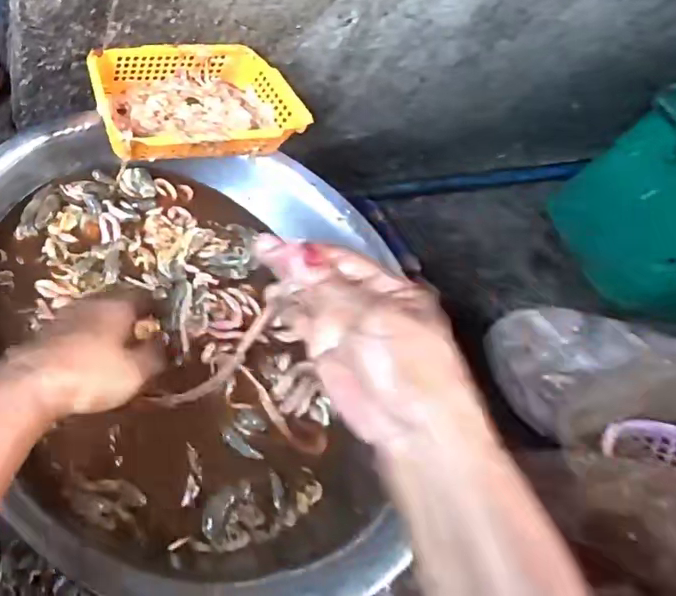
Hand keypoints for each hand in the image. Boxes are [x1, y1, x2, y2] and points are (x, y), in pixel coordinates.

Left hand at [0, 296, 164, 420]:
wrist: (31, 382)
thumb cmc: (91, 374)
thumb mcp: (134, 372)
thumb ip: (154, 356)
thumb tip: (165, 343)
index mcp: (119, 306)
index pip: (145, 298)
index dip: (158, 309)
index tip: (165, 322)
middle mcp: (94, 302)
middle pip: (119, 303)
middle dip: (132, 317)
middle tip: (143, 334)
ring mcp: (68, 314)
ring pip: (96, 315)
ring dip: (107, 327)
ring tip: (116, 346)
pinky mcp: (48, 331)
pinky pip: (77, 329)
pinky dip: (87, 339)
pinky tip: (87, 356)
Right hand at [258, 237, 486, 452]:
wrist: (414, 434)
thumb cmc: (403, 364)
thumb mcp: (366, 315)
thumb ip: (322, 283)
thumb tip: (286, 249)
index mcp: (389, 287)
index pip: (342, 259)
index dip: (310, 252)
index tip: (275, 243)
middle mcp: (367, 303)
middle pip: (323, 277)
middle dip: (295, 267)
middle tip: (261, 252)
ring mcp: (347, 330)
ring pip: (311, 300)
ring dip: (289, 290)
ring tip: (266, 281)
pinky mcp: (328, 356)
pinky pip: (305, 327)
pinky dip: (289, 315)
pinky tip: (273, 302)